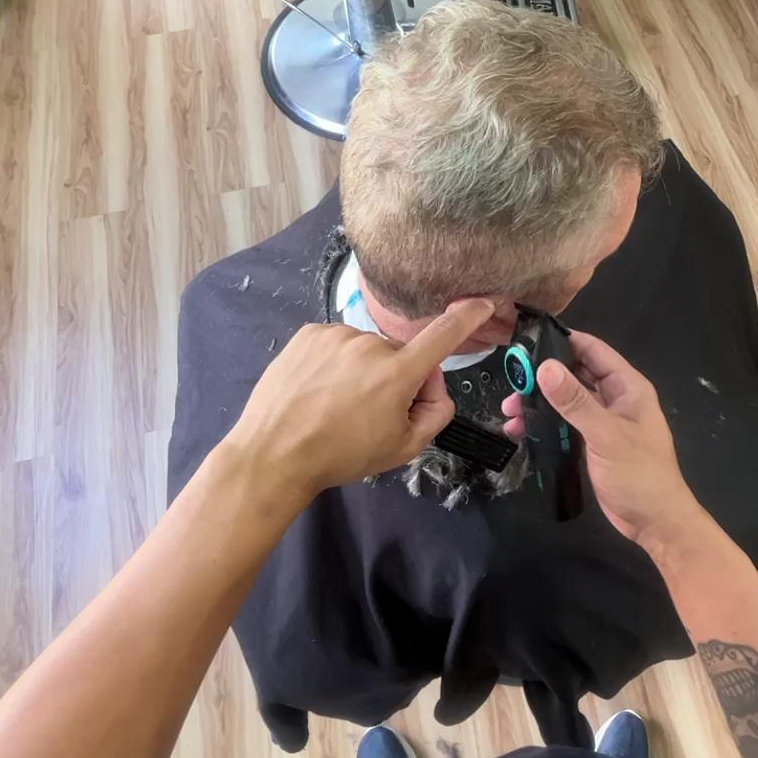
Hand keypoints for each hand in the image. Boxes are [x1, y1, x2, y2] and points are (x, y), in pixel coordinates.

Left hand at [218, 299, 492, 504]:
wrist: (273, 455)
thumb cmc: (342, 455)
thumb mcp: (403, 448)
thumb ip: (435, 414)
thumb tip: (434, 387)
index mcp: (397, 373)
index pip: (444, 335)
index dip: (468, 317)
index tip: (485, 301)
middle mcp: (370, 344)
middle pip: (399, 355)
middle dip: (397, 377)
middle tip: (371, 412)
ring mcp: (337, 335)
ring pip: (366, 349)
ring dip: (363, 369)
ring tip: (336, 403)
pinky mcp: (309, 333)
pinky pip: (338, 343)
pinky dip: (335, 362)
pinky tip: (319, 387)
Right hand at [501, 331, 705, 548]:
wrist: (655, 524)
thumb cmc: (639, 475)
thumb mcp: (606, 435)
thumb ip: (575, 402)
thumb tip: (544, 367)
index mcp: (628, 387)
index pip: (593, 350)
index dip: (563, 341)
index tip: (528, 340)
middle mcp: (615, 398)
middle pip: (576, 374)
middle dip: (544, 375)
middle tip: (511, 381)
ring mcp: (603, 421)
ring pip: (567, 401)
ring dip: (540, 402)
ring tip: (509, 411)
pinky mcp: (592, 443)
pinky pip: (565, 424)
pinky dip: (544, 424)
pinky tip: (521, 431)